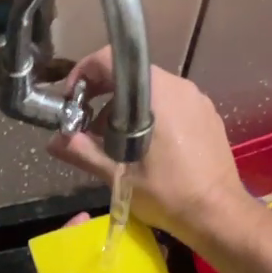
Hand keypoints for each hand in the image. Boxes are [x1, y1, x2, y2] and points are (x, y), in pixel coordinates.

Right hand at [47, 48, 255, 244]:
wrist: (217, 213)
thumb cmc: (168, 195)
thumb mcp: (119, 176)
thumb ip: (84, 153)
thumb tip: (54, 141)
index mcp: (155, 93)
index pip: (112, 59)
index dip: (84, 73)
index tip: (72, 100)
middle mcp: (178, 86)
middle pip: (130, 75)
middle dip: (103, 98)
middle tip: (88, 130)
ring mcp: (196, 99)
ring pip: (150, 91)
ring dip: (125, 110)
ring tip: (114, 145)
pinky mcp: (206, 114)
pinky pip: (170, 104)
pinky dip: (149, 117)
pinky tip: (144, 148)